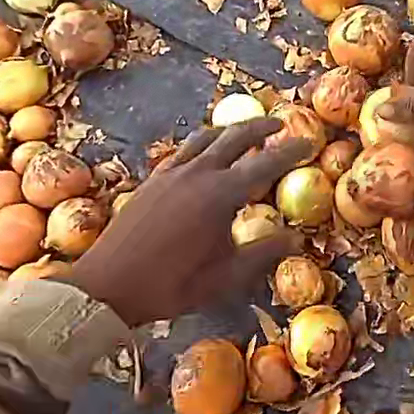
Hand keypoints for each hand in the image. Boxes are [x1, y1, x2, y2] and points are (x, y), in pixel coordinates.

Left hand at [67, 119, 311, 324]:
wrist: (103, 288)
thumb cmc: (170, 286)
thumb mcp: (225, 277)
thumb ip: (264, 254)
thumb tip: (296, 238)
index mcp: (221, 195)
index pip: (266, 163)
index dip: (291, 151)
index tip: (309, 143)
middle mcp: (198, 174)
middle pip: (235, 136)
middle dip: (261, 127)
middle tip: (279, 124)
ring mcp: (172, 174)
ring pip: (207, 138)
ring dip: (230, 130)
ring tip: (244, 131)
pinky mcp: (153, 180)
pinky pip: (184, 150)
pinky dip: (203, 143)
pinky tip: (205, 153)